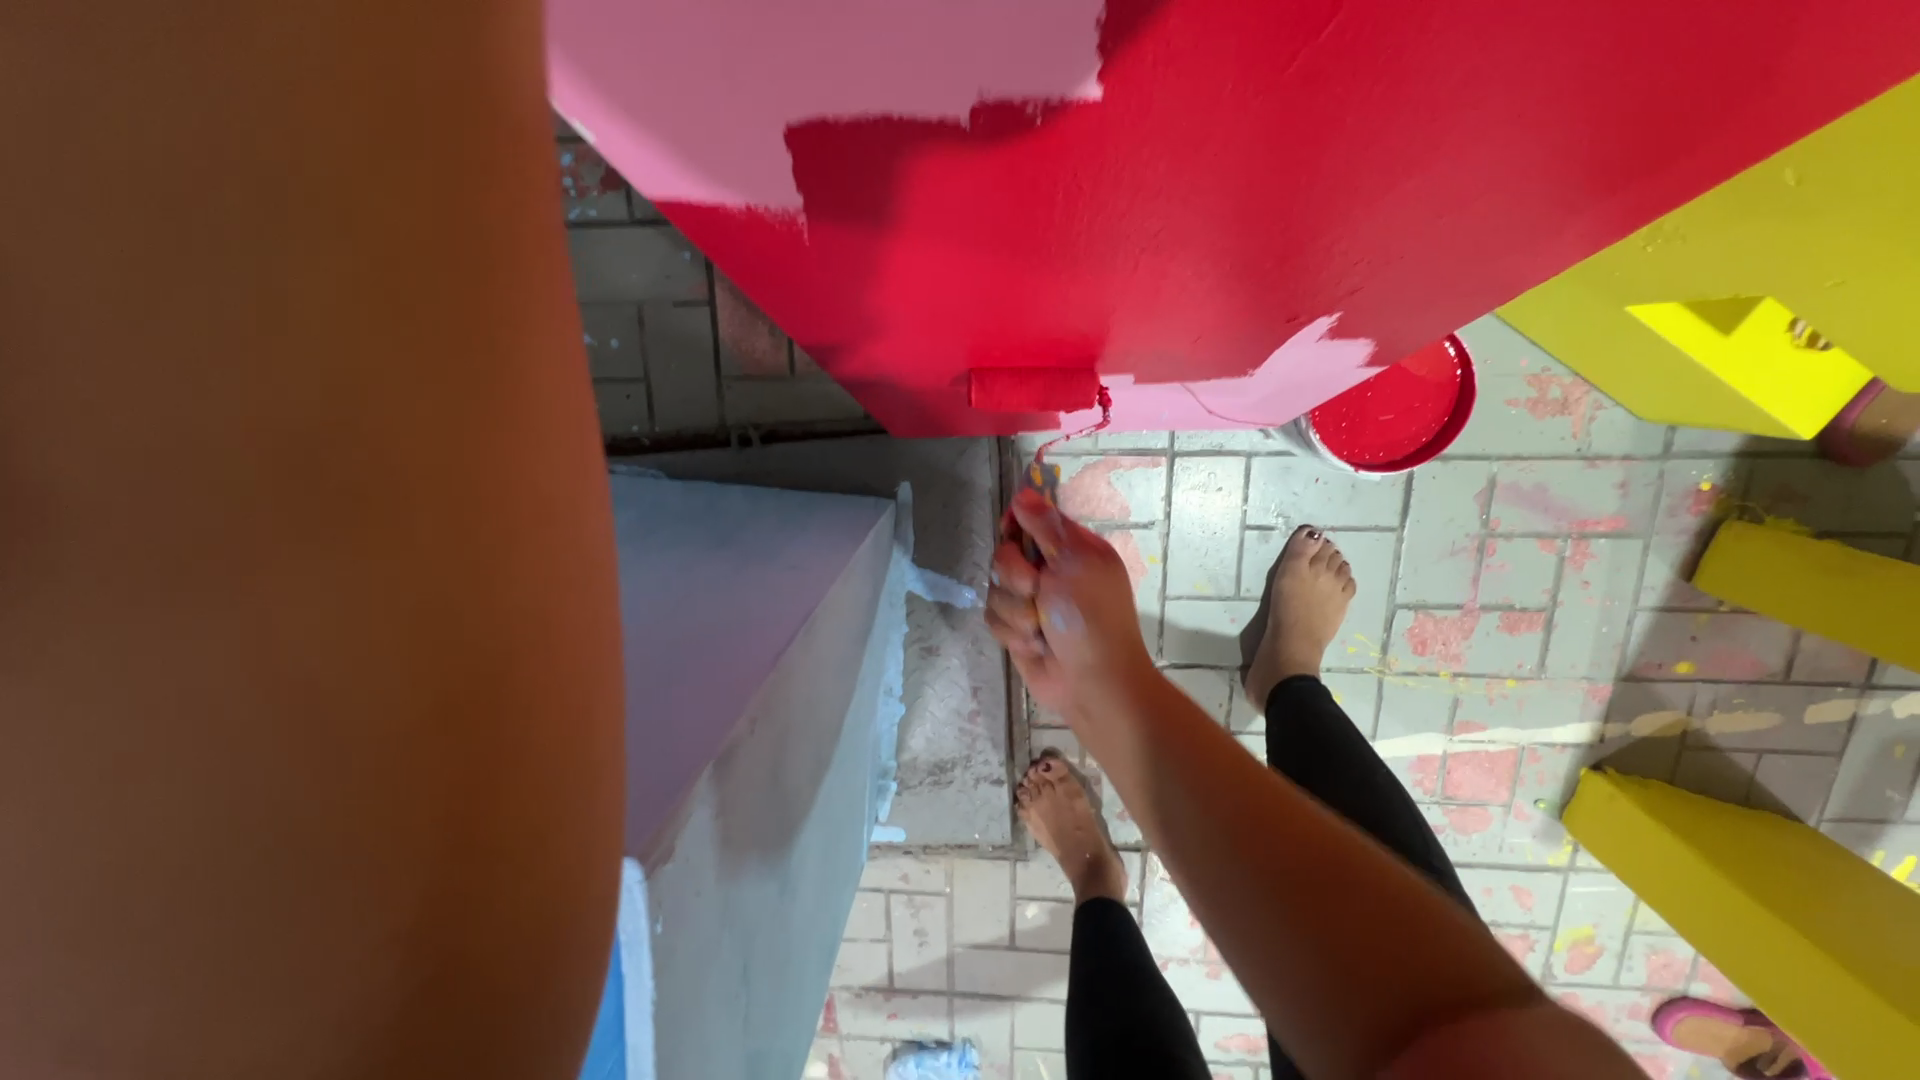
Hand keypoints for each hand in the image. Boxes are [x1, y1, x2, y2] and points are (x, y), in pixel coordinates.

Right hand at [985, 489, 1155, 718]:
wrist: (1092, 682)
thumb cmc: (1090, 618)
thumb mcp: (1074, 563)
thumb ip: (1045, 527)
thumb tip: (1024, 492)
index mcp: (1072, 549)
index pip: (1031, 519)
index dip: (1017, 524)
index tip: (1013, 533)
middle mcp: (1050, 571)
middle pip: (1004, 554)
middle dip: (1015, 577)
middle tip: (1037, 592)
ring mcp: (1032, 602)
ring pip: (995, 589)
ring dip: (1017, 612)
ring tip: (1041, 630)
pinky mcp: (1017, 629)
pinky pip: (994, 618)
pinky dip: (1013, 633)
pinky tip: (1036, 646)